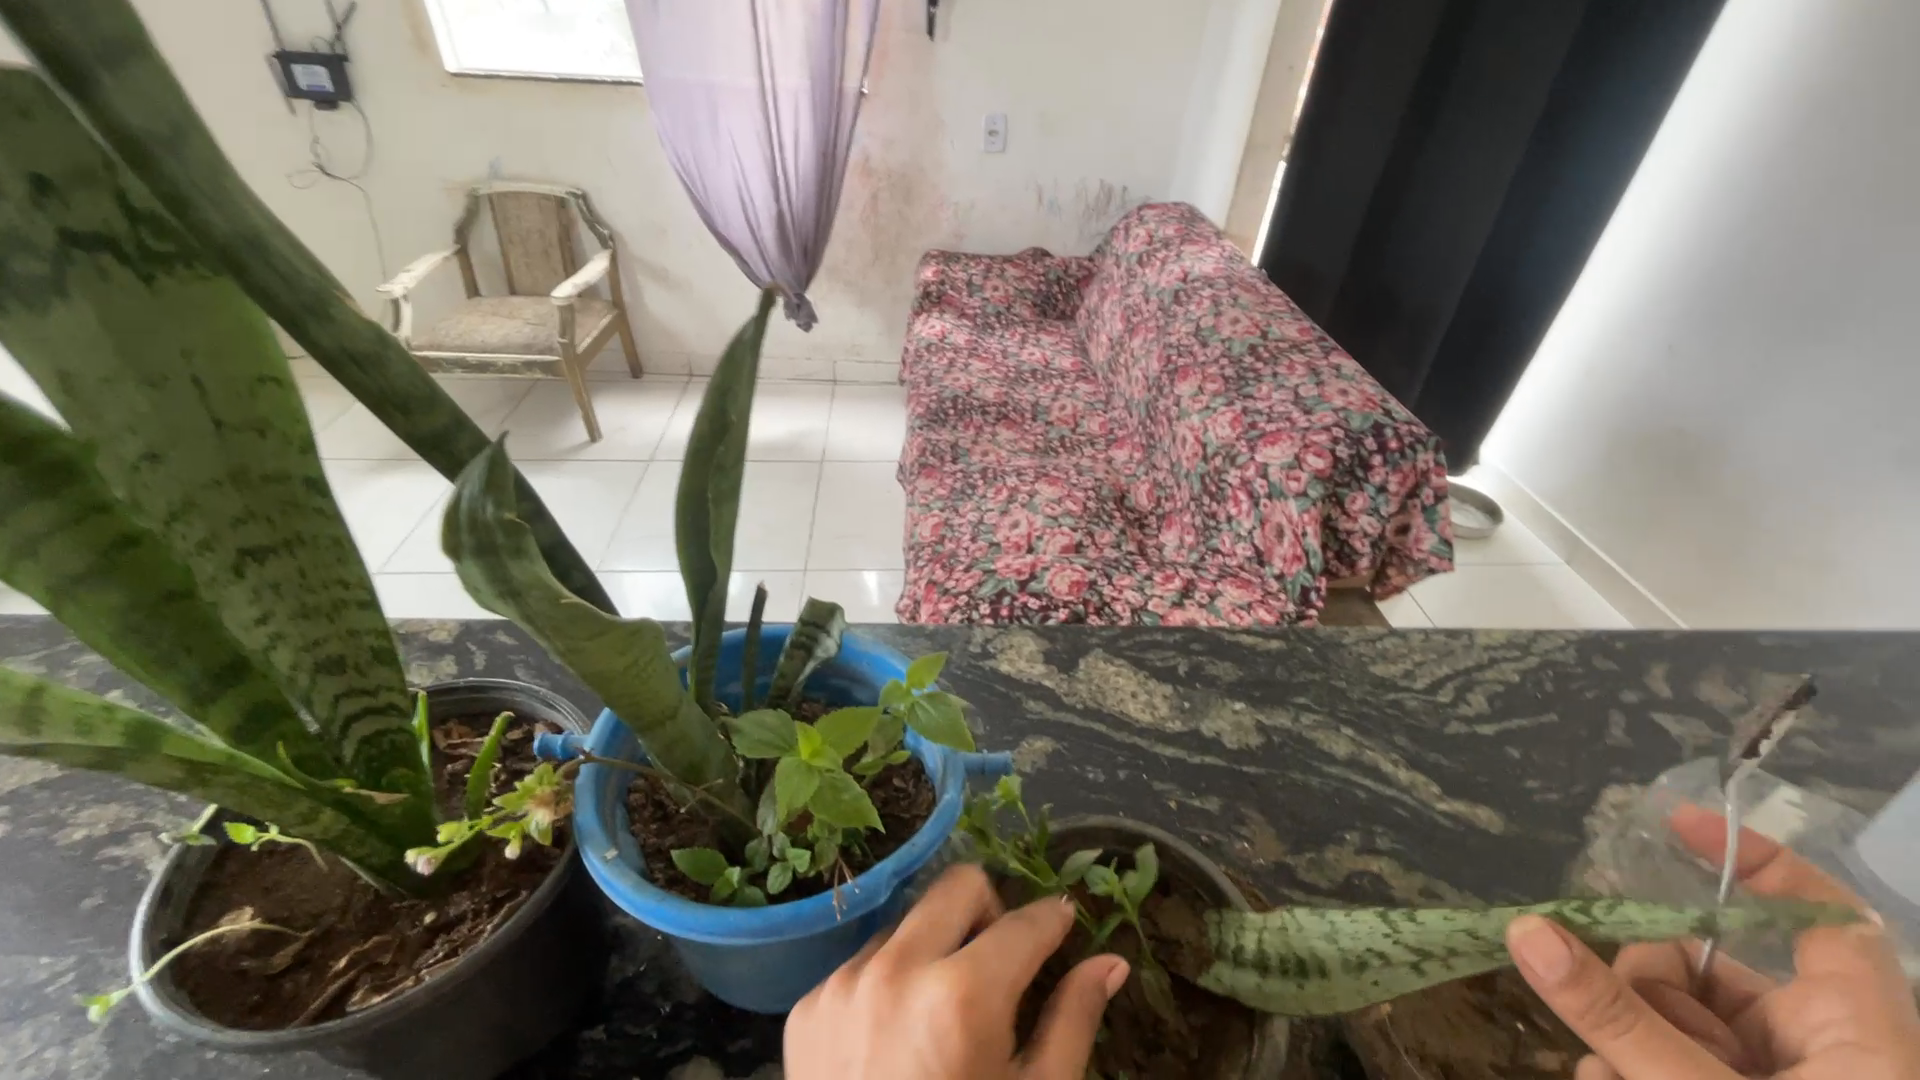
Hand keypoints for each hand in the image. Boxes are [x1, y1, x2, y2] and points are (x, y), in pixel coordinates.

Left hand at [785, 864, 1129, 1079]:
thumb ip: (1072, 1022)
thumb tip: (1110, 963)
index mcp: (963, 996)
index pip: (1024, 923)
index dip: (1052, 919)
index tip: (1061, 921)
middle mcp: (897, 971)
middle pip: (957, 885)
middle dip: (990, 910)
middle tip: (999, 961)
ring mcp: (844, 985)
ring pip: (906, 923)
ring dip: (934, 948)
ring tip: (940, 1011)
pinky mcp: (808, 1006)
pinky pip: (861, 963)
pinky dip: (889, 983)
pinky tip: (894, 1039)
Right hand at [1506, 804, 1919, 1079]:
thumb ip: (1617, 1018)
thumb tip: (1524, 926)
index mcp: (1859, 1037)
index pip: (1818, 917)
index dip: (1754, 860)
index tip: (1668, 823)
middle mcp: (1826, 1051)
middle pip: (1713, 969)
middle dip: (1638, 984)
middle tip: (1597, 1019)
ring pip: (1680, 1021)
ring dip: (1622, 1034)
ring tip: (1600, 1073)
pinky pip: (1673, 1060)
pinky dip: (1631, 1065)